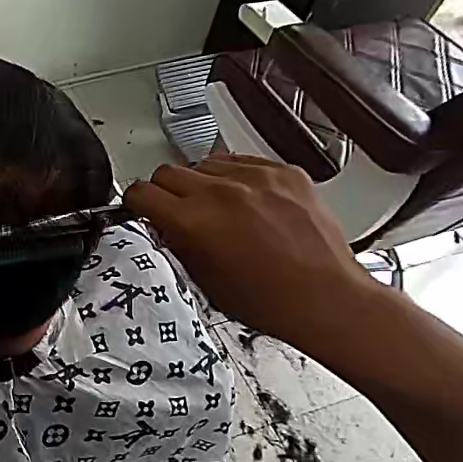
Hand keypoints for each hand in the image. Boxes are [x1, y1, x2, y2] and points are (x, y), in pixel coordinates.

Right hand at [124, 156, 385, 350]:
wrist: (324, 297)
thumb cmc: (273, 300)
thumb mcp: (206, 282)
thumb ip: (179, 245)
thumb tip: (166, 227)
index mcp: (195, 222)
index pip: (143, 192)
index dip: (138, 203)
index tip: (143, 207)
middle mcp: (223, 192)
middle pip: (169, 171)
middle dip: (167, 191)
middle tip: (178, 210)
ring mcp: (256, 177)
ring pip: (207, 162)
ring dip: (204, 183)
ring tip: (221, 210)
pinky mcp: (284, 172)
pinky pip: (245, 162)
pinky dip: (239, 179)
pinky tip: (249, 204)